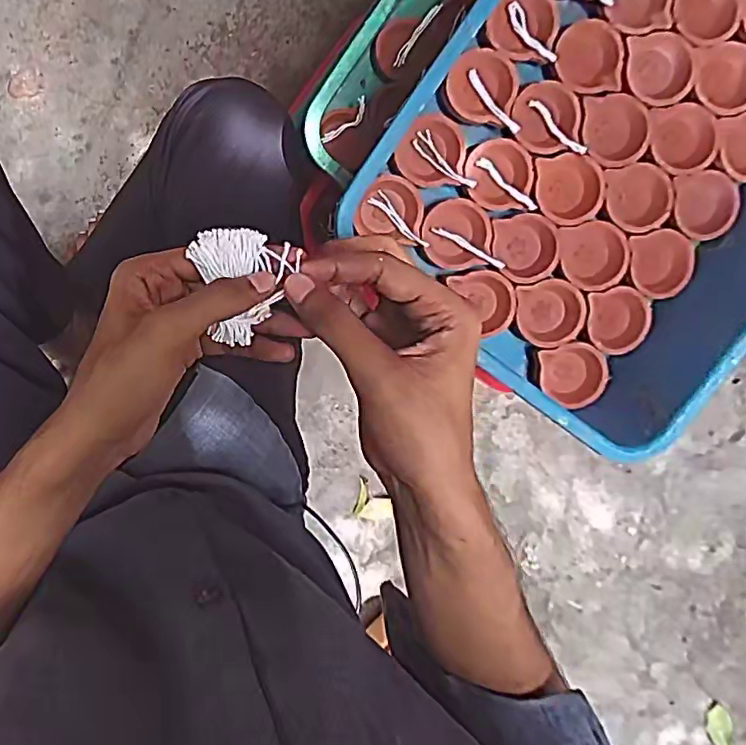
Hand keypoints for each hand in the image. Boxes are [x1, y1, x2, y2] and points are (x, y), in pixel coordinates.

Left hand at [63, 249, 276, 462]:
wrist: (101, 432)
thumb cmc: (113, 382)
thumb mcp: (168, 331)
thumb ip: (216, 300)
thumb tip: (256, 279)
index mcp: (144, 276)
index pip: (205, 256)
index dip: (244, 260)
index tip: (279, 262)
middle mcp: (157, 294)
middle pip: (220, 284)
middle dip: (259, 295)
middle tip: (294, 295)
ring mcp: (171, 322)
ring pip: (226, 313)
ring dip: (260, 321)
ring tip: (294, 325)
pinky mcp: (182, 348)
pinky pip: (223, 338)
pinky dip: (249, 343)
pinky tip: (274, 348)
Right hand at [281, 239, 483, 496]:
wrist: (423, 480)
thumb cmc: (428, 439)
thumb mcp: (379, 375)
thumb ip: (338, 324)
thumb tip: (305, 285)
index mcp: (449, 312)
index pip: (389, 267)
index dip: (344, 264)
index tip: (307, 270)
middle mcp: (430, 312)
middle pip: (379, 264)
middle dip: (337, 264)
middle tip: (302, 270)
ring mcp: (404, 325)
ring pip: (360, 285)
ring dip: (327, 286)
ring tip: (296, 289)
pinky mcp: (381, 340)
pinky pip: (349, 311)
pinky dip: (325, 309)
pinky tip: (302, 311)